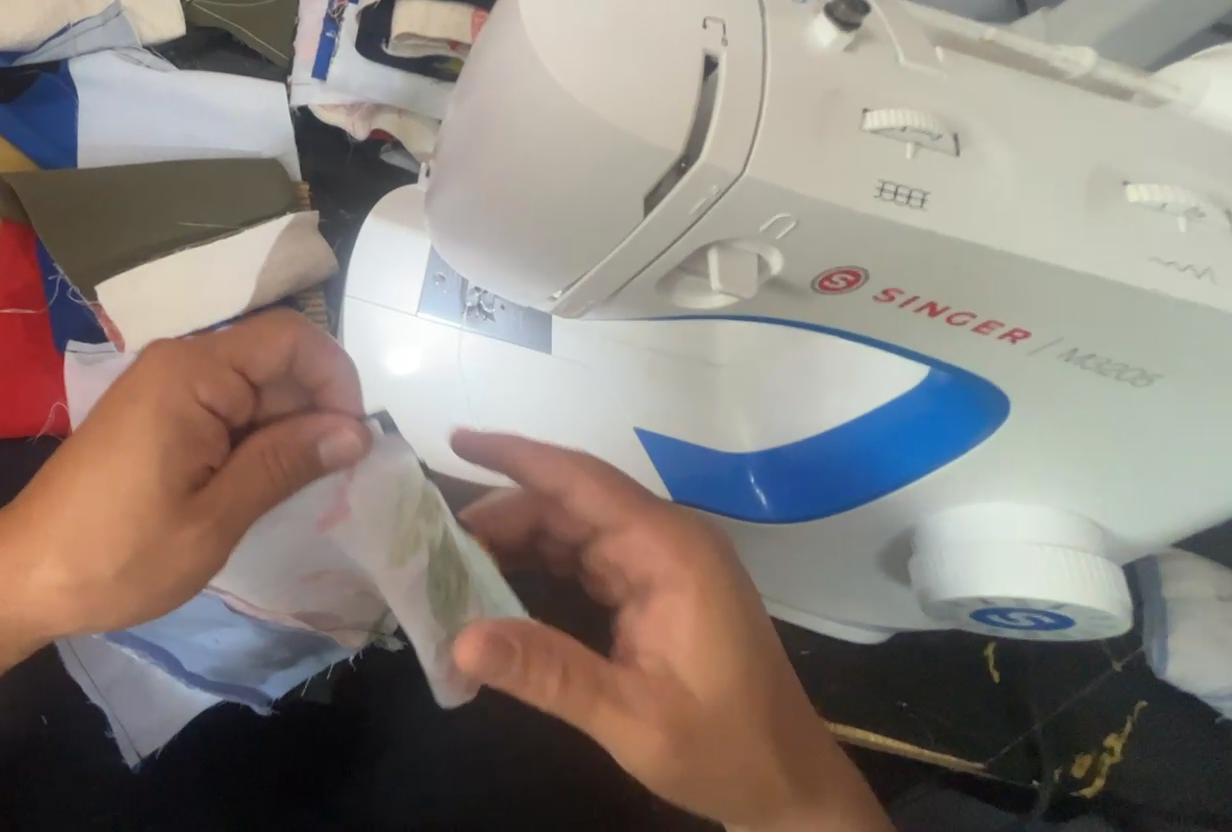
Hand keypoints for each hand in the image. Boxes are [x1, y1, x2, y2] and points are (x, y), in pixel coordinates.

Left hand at [0, 309, 372, 648]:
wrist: (25, 575)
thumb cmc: (118, 553)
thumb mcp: (214, 518)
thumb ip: (286, 463)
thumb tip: (357, 431)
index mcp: (193, 372)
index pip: (291, 337)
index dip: (335, 378)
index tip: (352, 440)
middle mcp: (181, 362)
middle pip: (275, 361)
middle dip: (313, 410)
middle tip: (332, 479)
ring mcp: (167, 385)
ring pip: (254, 388)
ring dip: (286, 430)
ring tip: (297, 489)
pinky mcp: (160, 411)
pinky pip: (226, 407)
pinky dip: (254, 439)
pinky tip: (260, 484)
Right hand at [448, 432, 890, 831]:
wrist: (792, 790)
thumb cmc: (726, 751)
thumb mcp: (633, 719)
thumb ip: (548, 674)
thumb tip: (461, 641)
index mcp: (668, 549)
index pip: (579, 480)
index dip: (515, 456)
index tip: (457, 440)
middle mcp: (662, 537)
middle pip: (565, 503)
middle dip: (501, 517)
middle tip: (438, 543)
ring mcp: (656, 557)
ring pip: (567, 526)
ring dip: (514, 541)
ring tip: (457, 563)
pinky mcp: (649, 580)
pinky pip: (580, 553)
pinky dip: (536, 562)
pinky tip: (498, 579)